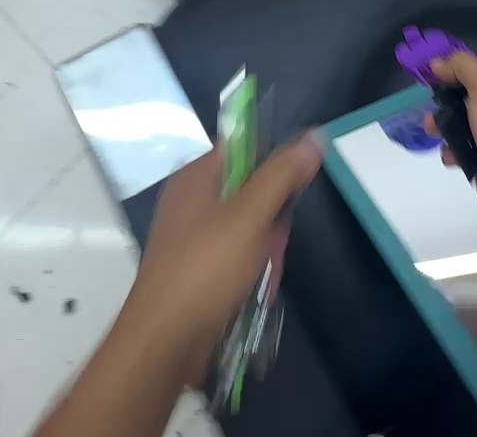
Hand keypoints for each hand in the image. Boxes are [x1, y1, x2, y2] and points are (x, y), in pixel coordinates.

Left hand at [121, 133, 323, 381]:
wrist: (163, 341)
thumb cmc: (206, 268)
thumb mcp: (251, 215)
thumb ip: (282, 175)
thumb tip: (312, 136)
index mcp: (196, 176)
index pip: (243, 149)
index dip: (272, 166)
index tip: (290, 193)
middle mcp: (190, 200)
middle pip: (248, 192)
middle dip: (271, 220)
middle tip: (274, 245)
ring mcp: (190, 236)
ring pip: (245, 229)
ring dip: (263, 251)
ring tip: (264, 275)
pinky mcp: (193, 269)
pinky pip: (232, 256)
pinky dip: (248, 271)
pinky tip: (253, 291)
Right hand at [426, 53, 476, 236]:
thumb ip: (461, 66)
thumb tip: (438, 62)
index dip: (457, 67)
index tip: (434, 72)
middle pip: (469, 94)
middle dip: (446, 99)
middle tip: (430, 103)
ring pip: (463, 121)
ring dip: (444, 124)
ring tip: (431, 130)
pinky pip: (463, 146)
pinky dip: (452, 149)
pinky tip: (450, 154)